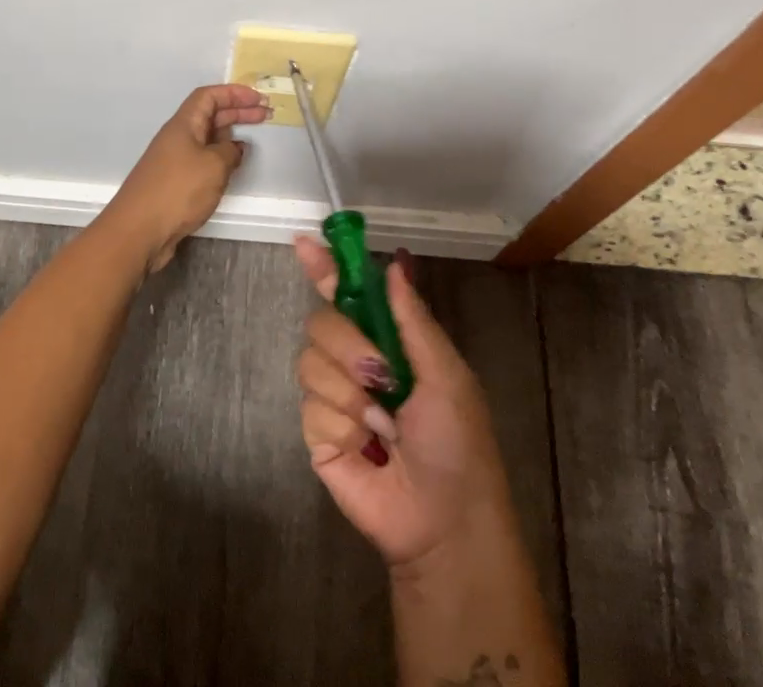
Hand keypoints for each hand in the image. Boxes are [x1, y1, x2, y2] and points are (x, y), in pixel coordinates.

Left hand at [99, 84, 270, 271]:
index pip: (208, 96)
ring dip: (228, 136)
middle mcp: (176, 138)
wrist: (140, 230)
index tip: (258, 99)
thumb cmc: (178, 191)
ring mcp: (174, 161)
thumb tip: (234, 148)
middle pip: (208, 115)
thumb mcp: (213, 166)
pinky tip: (231, 168)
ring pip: (205, 139)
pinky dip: (219, 159)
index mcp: (183, 125)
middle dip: (236, 112)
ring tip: (251, 140)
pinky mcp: (174, 183)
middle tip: (264, 115)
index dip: (233, 93)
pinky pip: (201, 161)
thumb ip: (229, 151)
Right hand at [293, 238, 514, 571]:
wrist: (442, 519)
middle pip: (320, 323)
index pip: (347, 295)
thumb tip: (394, 264)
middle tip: (383, 377)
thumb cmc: (458, 443)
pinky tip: (366, 449)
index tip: (305, 243)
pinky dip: (342, 428)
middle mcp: (356, 363)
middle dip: (350, 347)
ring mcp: (334, 397)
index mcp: (390, 343)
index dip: (325, 268)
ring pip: (310, 364)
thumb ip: (413, 322)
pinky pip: (310, 409)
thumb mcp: (447, 376)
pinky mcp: (318, 433)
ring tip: (383, 427)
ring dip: (351, 395)